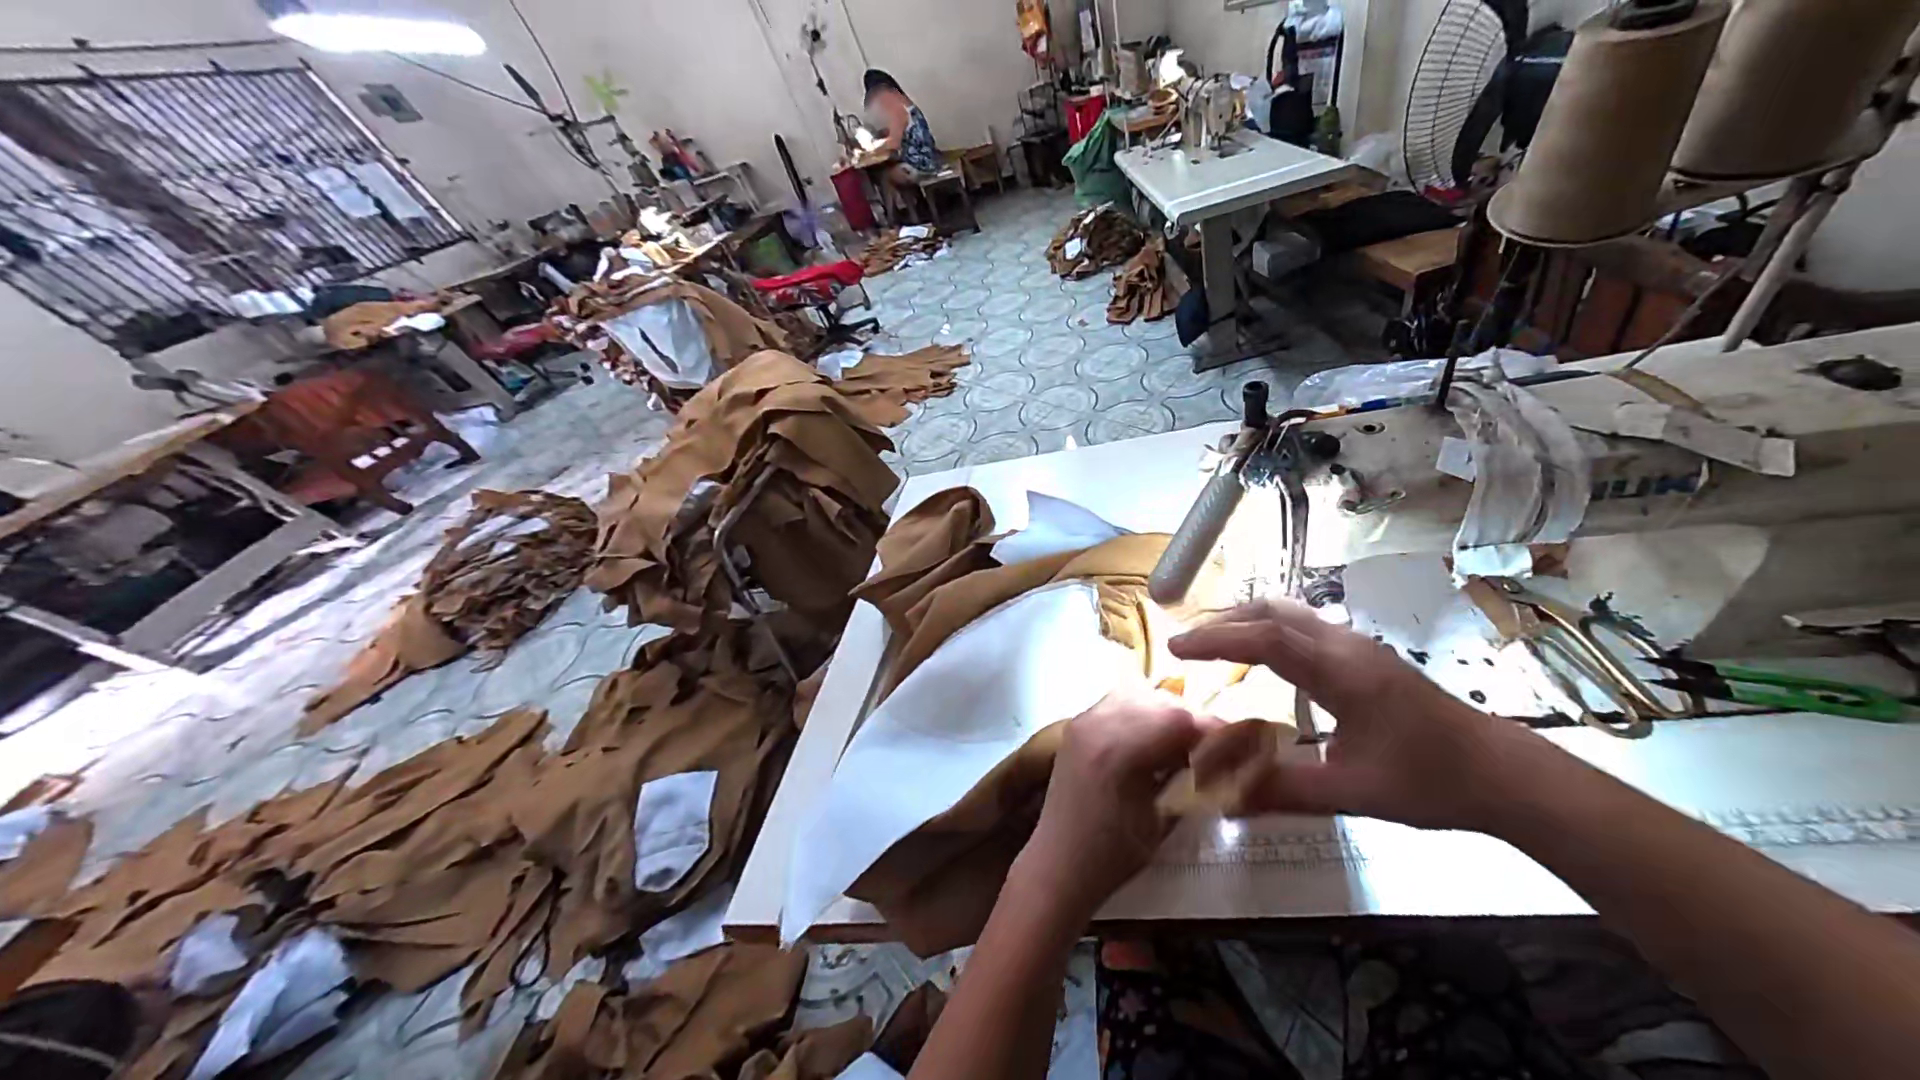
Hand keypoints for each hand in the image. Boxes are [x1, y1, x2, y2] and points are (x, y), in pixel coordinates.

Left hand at [1012, 687, 1217, 922]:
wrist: (1058, 864)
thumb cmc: (1113, 855)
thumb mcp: (1162, 819)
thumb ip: (1189, 780)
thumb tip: (1222, 756)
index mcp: (1117, 750)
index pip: (1178, 719)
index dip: (1212, 728)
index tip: (1235, 743)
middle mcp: (1096, 725)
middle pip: (1159, 701)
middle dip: (1191, 719)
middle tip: (1211, 746)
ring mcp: (1082, 721)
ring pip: (1137, 694)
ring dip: (1165, 712)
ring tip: (1182, 741)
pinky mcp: (1076, 725)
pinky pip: (1116, 702)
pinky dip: (1140, 712)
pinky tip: (1151, 739)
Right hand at [1169, 598, 1552, 830]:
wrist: (1503, 773)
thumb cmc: (1430, 782)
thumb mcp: (1353, 793)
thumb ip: (1284, 791)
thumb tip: (1222, 801)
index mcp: (1343, 674)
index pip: (1267, 639)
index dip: (1217, 640)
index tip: (1177, 648)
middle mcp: (1347, 646)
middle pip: (1273, 612)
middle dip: (1223, 622)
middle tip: (1187, 643)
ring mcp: (1358, 645)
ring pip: (1290, 612)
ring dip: (1245, 619)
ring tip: (1213, 642)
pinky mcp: (1364, 653)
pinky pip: (1303, 624)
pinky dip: (1267, 627)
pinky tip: (1260, 653)